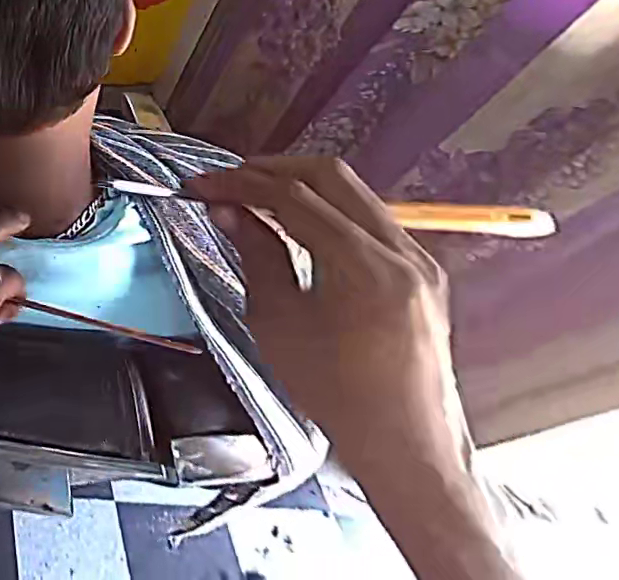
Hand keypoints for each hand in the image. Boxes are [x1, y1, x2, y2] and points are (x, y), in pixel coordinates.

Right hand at [183, 157, 467, 477]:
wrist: (407, 448)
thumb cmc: (333, 390)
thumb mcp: (277, 318)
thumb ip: (256, 252)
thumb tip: (225, 208)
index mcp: (365, 266)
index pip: (292, 196)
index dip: (238, 183)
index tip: (198, 185)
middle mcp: (401, 252)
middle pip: (329, 176)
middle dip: (269, 169)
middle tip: (224, 182)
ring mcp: (418, 260)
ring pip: (350, 190)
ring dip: (295, 184)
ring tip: (249, 197)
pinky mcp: (420, 272)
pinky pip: (364, 215)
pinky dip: (321, 206)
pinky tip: (289, 221)